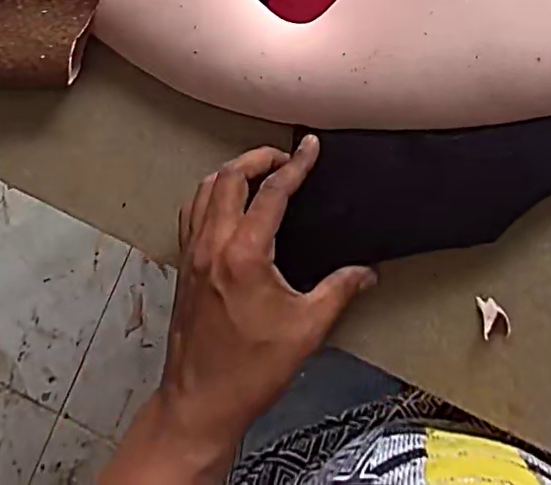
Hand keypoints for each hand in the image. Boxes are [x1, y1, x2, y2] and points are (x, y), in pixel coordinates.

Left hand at [105, 136, 376, 483]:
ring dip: (233, 170)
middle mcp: (214, 245)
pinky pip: (191, 210)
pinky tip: (225, 200)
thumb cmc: (249, 371)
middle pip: (231, 176)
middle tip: (284, 156)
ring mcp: (194, 252)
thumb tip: (365, 273)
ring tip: (258, 170)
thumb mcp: (306, 329)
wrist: (200, 403)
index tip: (309, 147)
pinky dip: (210, 192)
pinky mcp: (185, 263)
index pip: (272, 192)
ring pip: (205, 187)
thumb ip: (339, 291)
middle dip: (260, 157)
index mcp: (245, 255)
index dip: (296, 164)